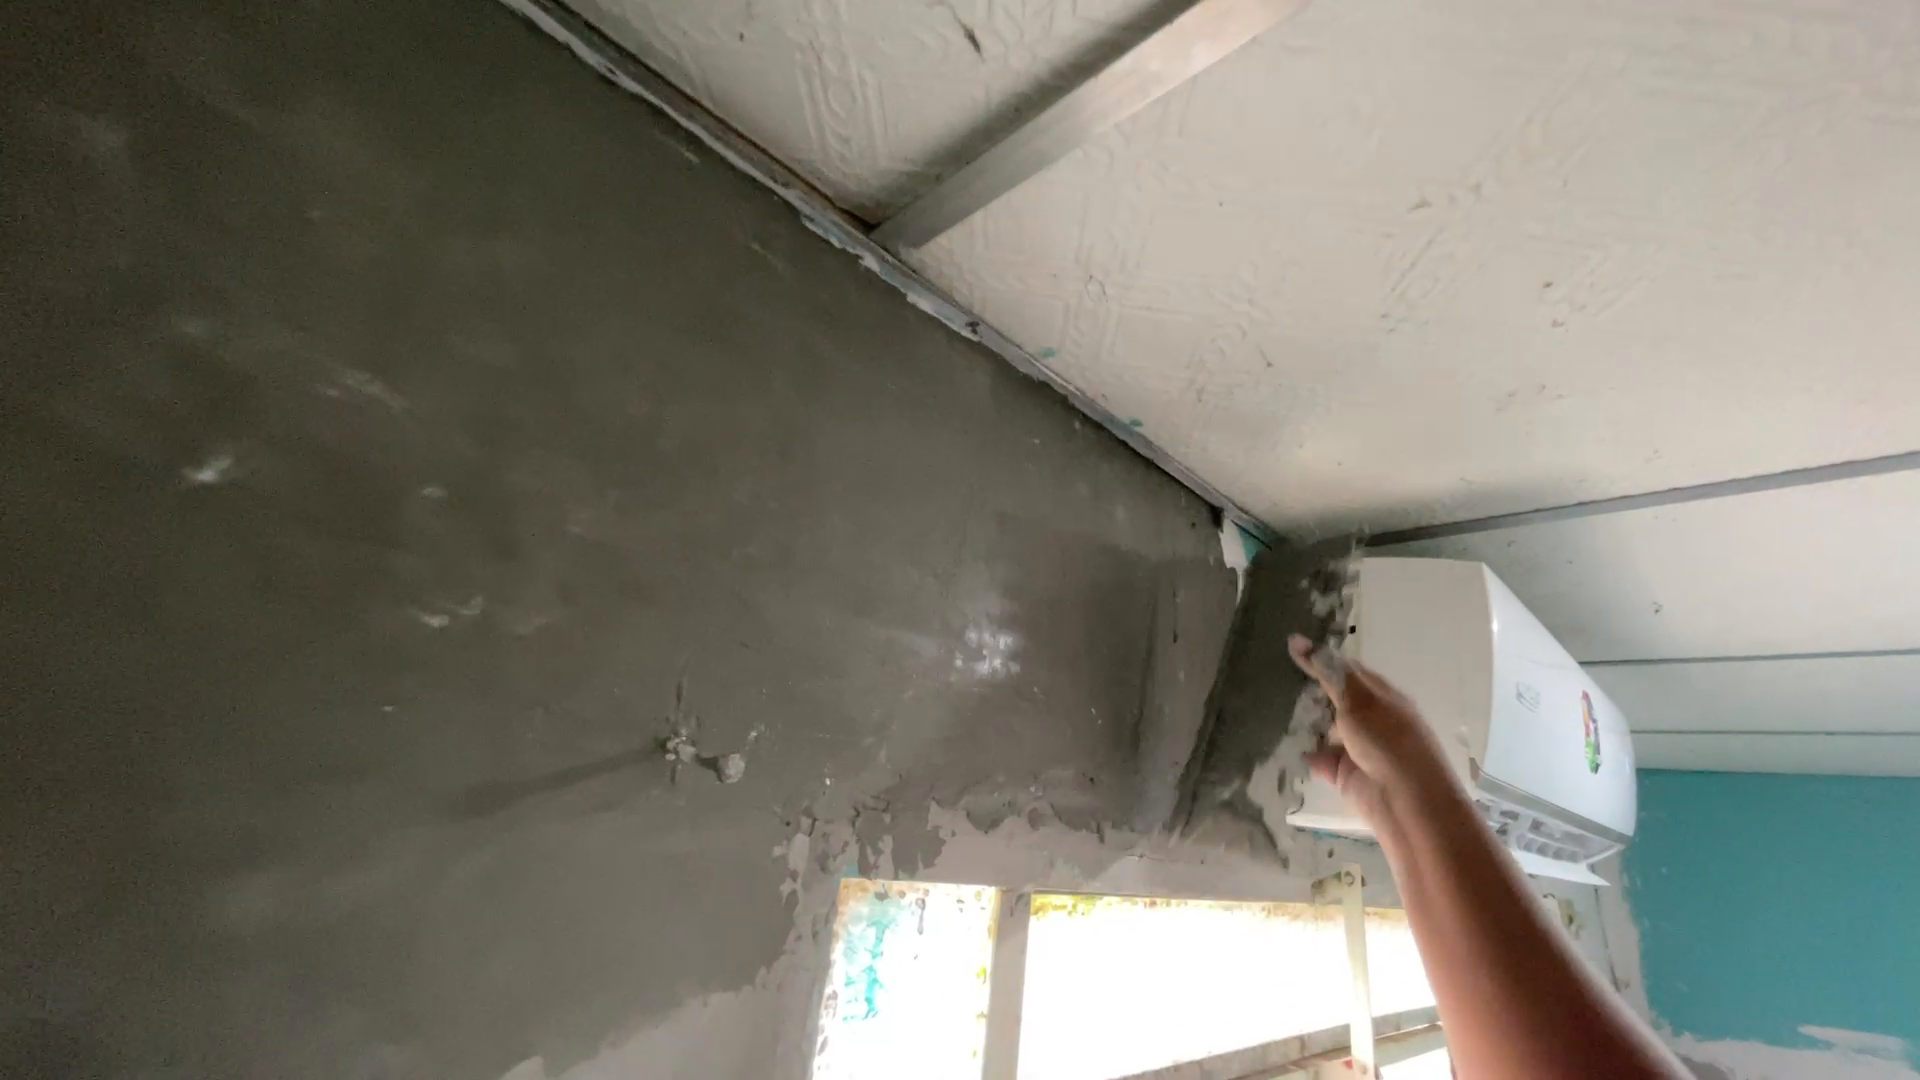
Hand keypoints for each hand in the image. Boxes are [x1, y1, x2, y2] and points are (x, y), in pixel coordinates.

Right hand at [1287, 633, 1455, 826]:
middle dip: (1306, 690)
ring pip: (1321, 727)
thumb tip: (1295, 639)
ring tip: (1265, 706)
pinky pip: (1316, 756)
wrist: (1405, 801)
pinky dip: (1300, 751)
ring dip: (1300, 721)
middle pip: (1332, 698)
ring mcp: (1355, 746)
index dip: (1320, 659)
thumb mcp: (1357, 698)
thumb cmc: (1387, 740)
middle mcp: (1369, 718)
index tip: (1287, 650)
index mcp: (1380, 696)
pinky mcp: (1342, 772)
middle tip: (1269, 676)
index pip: (1346, 670)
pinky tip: (1277, 740)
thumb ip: (1326, 671)